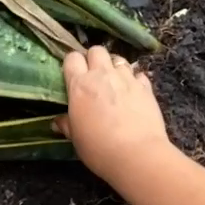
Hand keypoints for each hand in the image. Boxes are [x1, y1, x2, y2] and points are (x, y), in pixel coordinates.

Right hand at [56, 46, 171, 178]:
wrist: (137, 155)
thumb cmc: (99, 148)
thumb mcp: (76, 138)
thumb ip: (67, 124)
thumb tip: (57, 121)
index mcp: (80, 85)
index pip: (72, 58)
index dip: (72, 64)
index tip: (73, 75)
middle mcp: (103, 75)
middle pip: (97, 50)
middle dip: (94, 59)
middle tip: (94, 76)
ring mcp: (126, 79)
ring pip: (119, 58)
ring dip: (114, 67)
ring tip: (114, 82)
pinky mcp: (146, 87)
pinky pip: (138, 74)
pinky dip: (135, 79)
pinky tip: (133, 92)